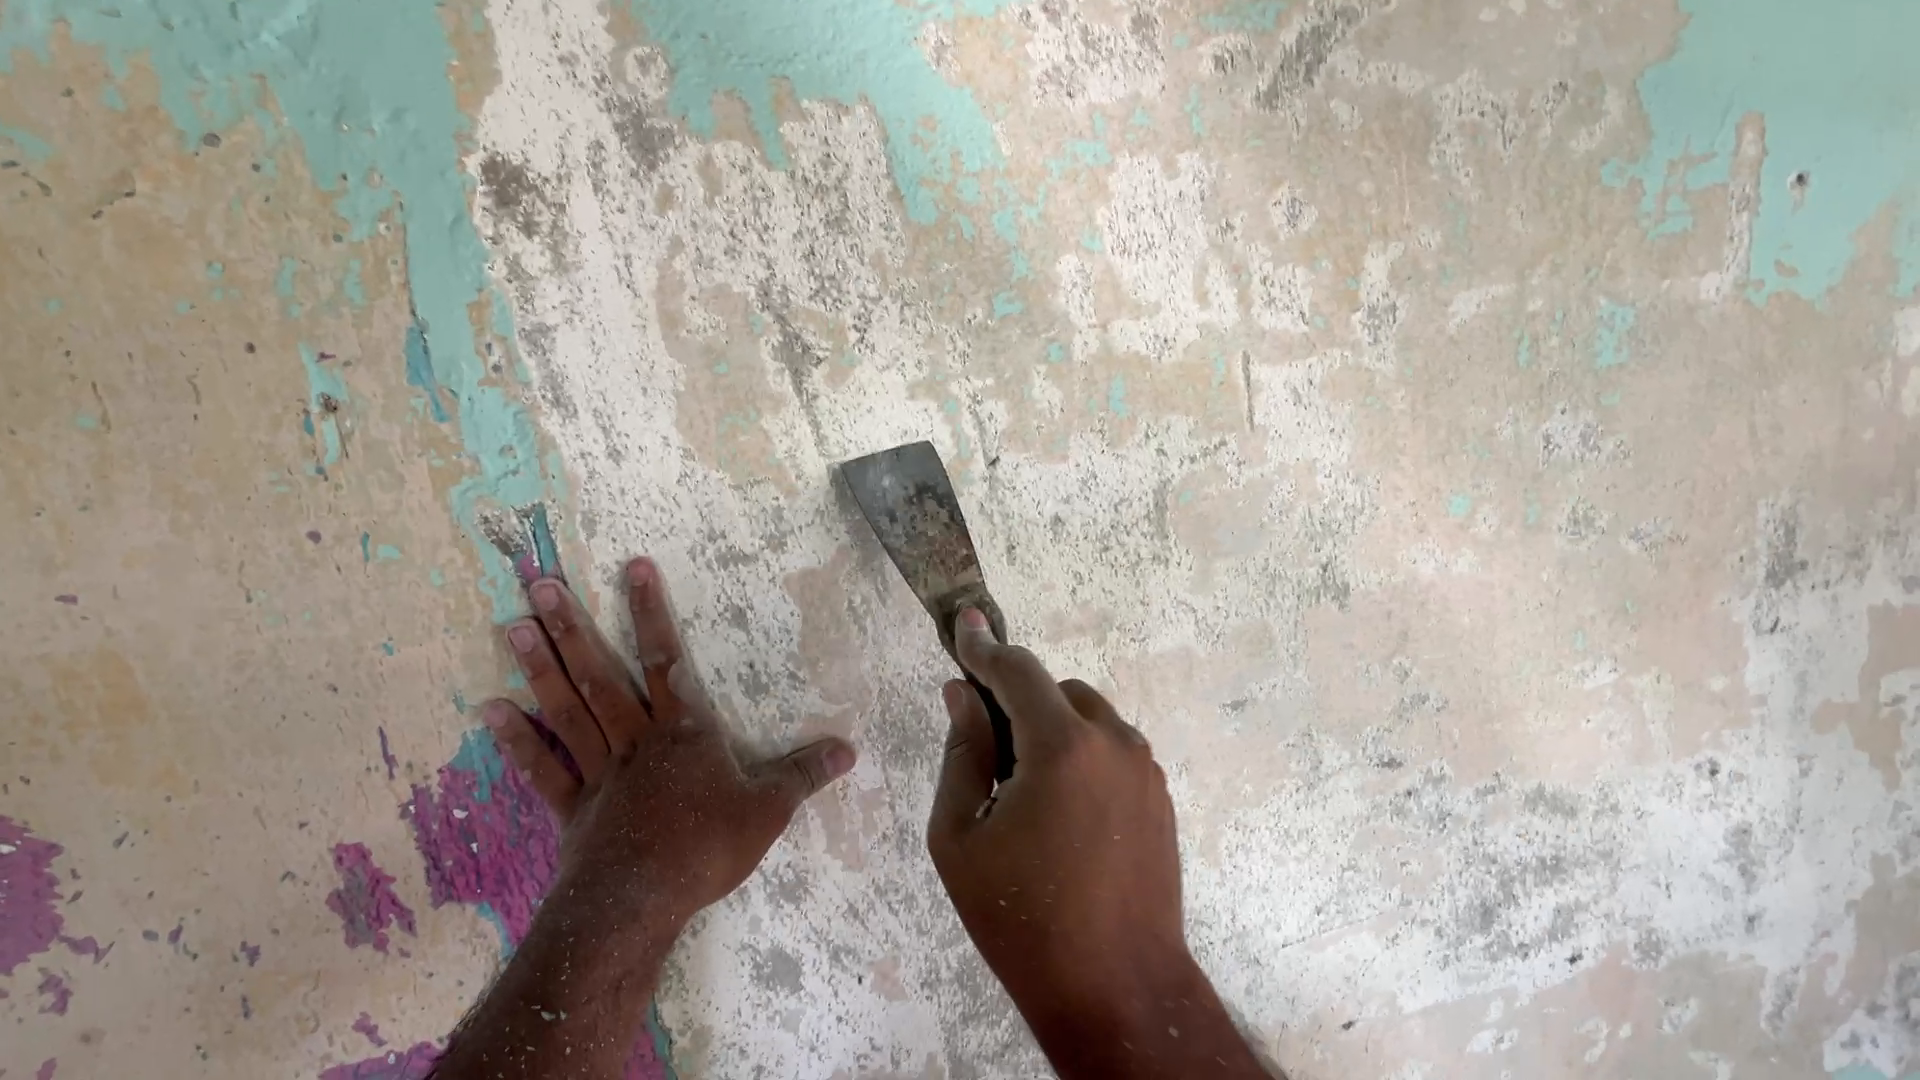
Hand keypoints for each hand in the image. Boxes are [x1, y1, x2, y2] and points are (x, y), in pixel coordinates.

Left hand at [482, 558, 856, 933]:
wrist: (639, 904)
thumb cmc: (706, 848)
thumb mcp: (769, 810)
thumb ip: (804, 774)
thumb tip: (850, 750)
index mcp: (682, 732)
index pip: (667, 658)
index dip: (651, 612)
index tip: (632, 567)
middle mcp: (635, 739)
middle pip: (601, 673)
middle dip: (573, 626)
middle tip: (540, 582)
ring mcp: (598, 771)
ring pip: (566, 709)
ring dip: (540, 666)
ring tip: (514, 625)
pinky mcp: (572, 807)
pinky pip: (541, 768)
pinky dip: (516, 739)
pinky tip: (489, 709)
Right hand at [927, 608, 1270, 1078]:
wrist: (1116, 988)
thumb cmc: (1021, 918)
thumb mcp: (960, 837)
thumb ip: (963, 752)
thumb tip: (961, 695)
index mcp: (1063, 747)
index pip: (1018, 671)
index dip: (984, 647)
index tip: (963, 624)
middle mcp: (1114, 743)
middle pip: (1057, 690)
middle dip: (1020, 702)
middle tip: (990, 753)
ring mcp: (1146, 770)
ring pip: (1089, 719)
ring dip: (1054, 730)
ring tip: (1027, 795)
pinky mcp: (1161, 797)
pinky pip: (1112, 751)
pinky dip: (1082, 757)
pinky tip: (1064, 815)